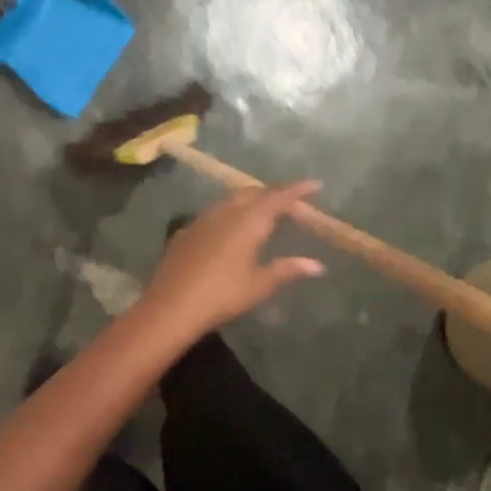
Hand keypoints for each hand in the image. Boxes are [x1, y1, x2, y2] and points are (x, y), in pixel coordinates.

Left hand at [136, 181, 326, 337]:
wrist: (172, 305)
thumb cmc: (222, 295)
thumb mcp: (259, 284)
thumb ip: (287, 269)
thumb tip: (318, 265)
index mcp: (248, 221)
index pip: (277, 198)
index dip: (297, 190)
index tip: (314, 184)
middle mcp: (225, 212)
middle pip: (253, 193)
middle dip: (274, 193)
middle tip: (291, 202)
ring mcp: (202, 220)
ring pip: (231, 200)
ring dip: (250, 200)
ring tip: (264, 211)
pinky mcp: (186, 231)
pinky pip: (214, 213)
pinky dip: (230, 213)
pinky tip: (230, 228)